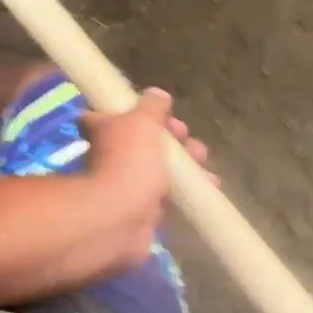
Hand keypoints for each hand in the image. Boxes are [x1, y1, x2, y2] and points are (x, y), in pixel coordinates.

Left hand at [79, 89, 209, 271]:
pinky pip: (168, 196)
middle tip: (188, 138)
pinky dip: (188, 190)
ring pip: (158, 168)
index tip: (162, 113)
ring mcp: (125, 185)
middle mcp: (110, 156)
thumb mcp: (142, 122)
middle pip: (143, 141)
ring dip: (184, 163)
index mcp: (104, 130)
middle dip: (171, 138)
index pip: (111, 114)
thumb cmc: (129, 161)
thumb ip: (151, 107)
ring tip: (204, 163)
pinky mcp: (142, 211)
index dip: (137, 111)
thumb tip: (156, 93)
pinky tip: (209, 186)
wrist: (121, 218)